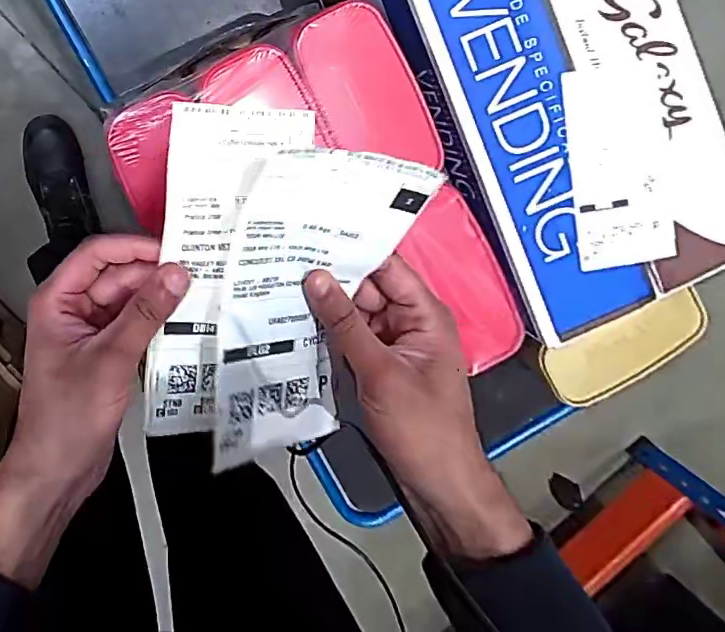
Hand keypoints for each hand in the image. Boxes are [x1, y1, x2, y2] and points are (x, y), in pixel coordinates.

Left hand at [0, 235, 188, 586]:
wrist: (55, 475)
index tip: (171, 249)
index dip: (132, 247)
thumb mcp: (110, 360)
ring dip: (159, 296)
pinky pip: (135, 321)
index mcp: (57, 300)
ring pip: (130, 297)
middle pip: (118, 274)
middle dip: (154, 273)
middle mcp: (73, 308)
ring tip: (198, 292)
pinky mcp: (108, 350)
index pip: (96, 254)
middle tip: (196, 273)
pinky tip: (185, 320)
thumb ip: (145, 314)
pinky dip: (157, 319)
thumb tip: (176, 274)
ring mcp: (91, 329)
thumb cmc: (65, 420)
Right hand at [304, 256, 532, 560]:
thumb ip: (344, 323)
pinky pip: (351, 336)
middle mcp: (410, 321)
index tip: (313, 234)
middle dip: (331, 278)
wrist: (441, 489)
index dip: (352, 249)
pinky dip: (329, 331)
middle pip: (366, 287)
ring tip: (284, 286)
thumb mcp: (380, 372)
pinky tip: (298, 322)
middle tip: (286, 262)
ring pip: (354, 311)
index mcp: (424, 313)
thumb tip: (316, 277)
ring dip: (326, 306)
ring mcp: (393, 343)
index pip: (386, 266)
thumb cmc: (424, 431)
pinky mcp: (379, 363)